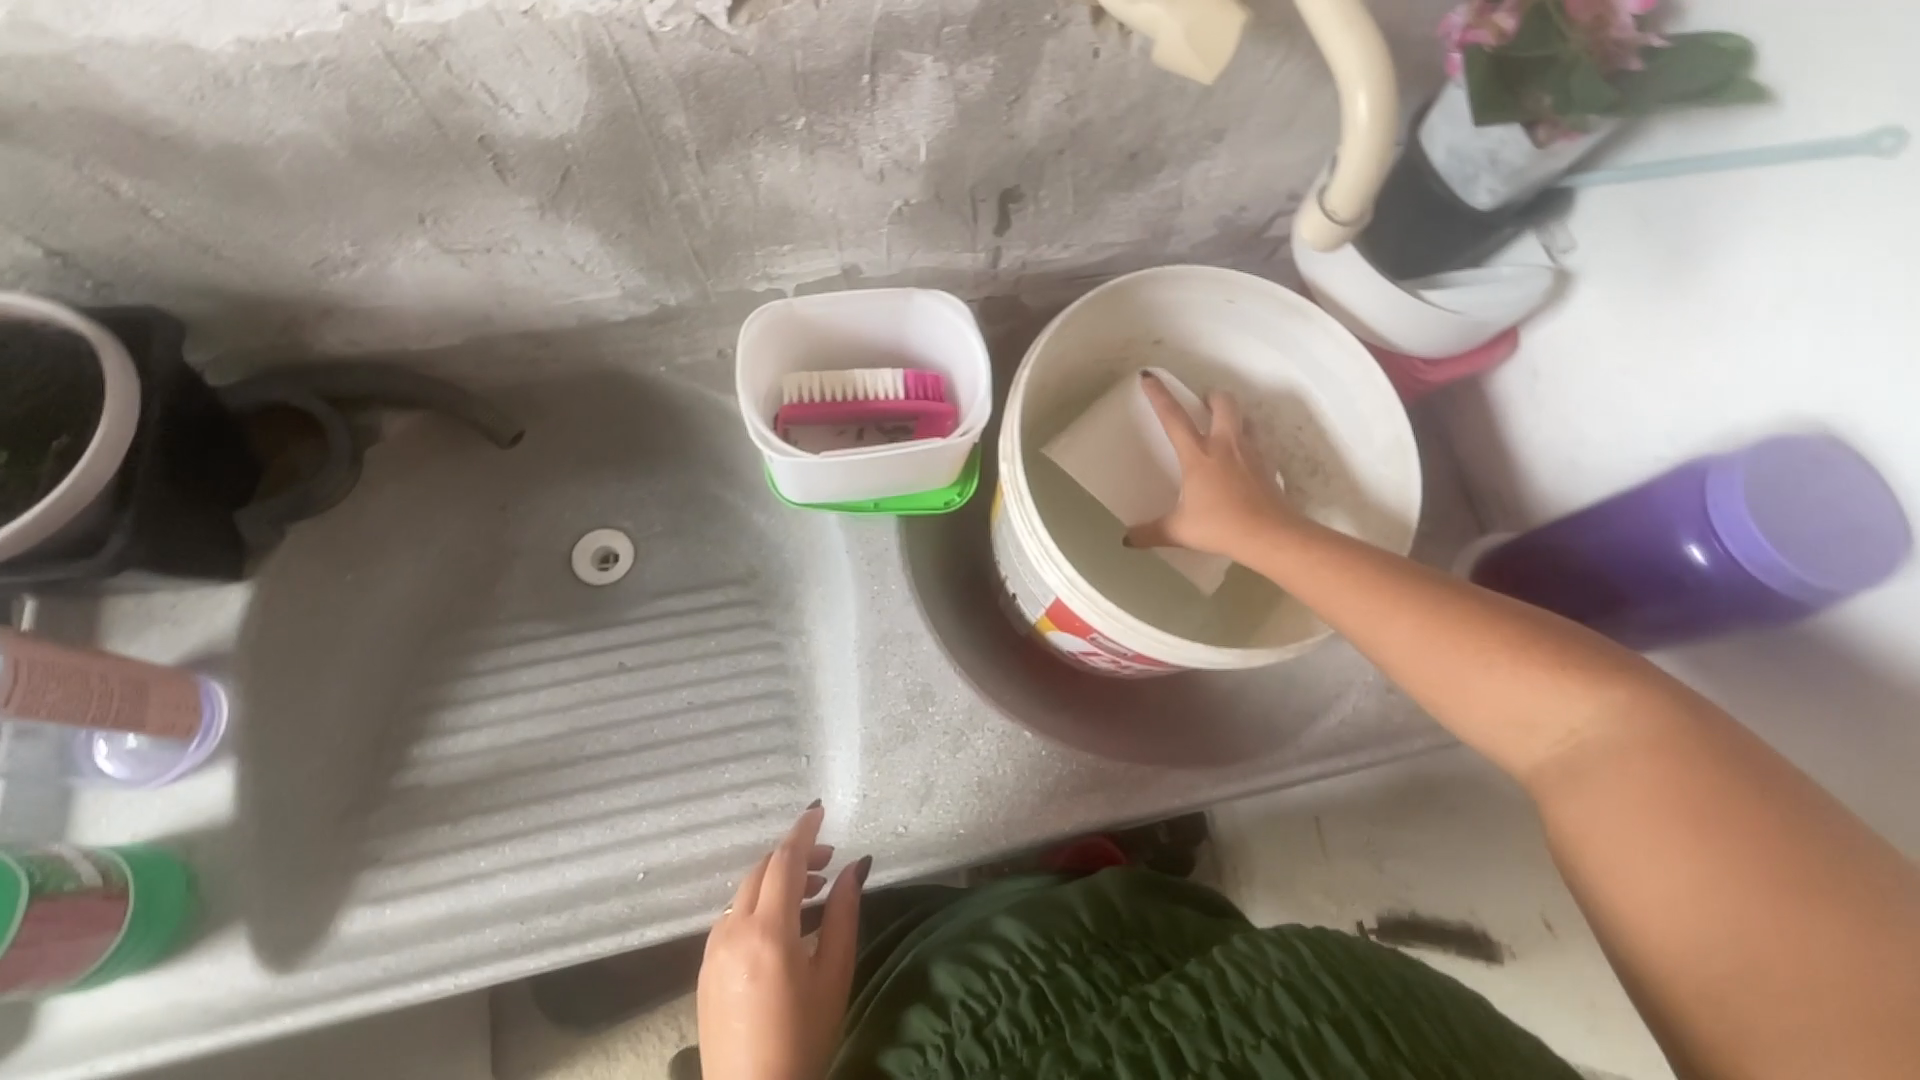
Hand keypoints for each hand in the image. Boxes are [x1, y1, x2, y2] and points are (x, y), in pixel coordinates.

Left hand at [697, 804, 868, 1079]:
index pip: (784, 860)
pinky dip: (757, 905)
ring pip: (743, 893)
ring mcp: (713, 949)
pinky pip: (731, 917)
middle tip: (828, 861)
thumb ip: (845, 914)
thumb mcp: (835, 974)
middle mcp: (733, 930)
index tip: (819, 811)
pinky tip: (781, 924)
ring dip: (775, 880)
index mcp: (768, 930)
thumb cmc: (805, 1036)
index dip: (804, 832)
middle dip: (793, 855)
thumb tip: (856, 865)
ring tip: (811, 893)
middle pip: (761, 871)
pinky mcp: (704, 968)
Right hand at [1125, 372, 1298, 560]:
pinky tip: (1246, 460)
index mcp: (1198, 455)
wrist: (1269, 534)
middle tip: (1204, 403)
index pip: (1174, 417)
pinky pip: (1260, 444)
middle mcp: (1225, 445)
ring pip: (1246, 419)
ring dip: (1235, 417)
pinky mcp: (1269, 465)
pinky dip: (1251, 444)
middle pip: (1223, 403)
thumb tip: (1126, 540)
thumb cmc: (1220, 526)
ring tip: (1226, 427)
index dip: (1159, 395)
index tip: (1150, 377)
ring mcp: (1252, 452)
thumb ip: (1150, 532)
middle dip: (1212, 397)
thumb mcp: (1179, 531)